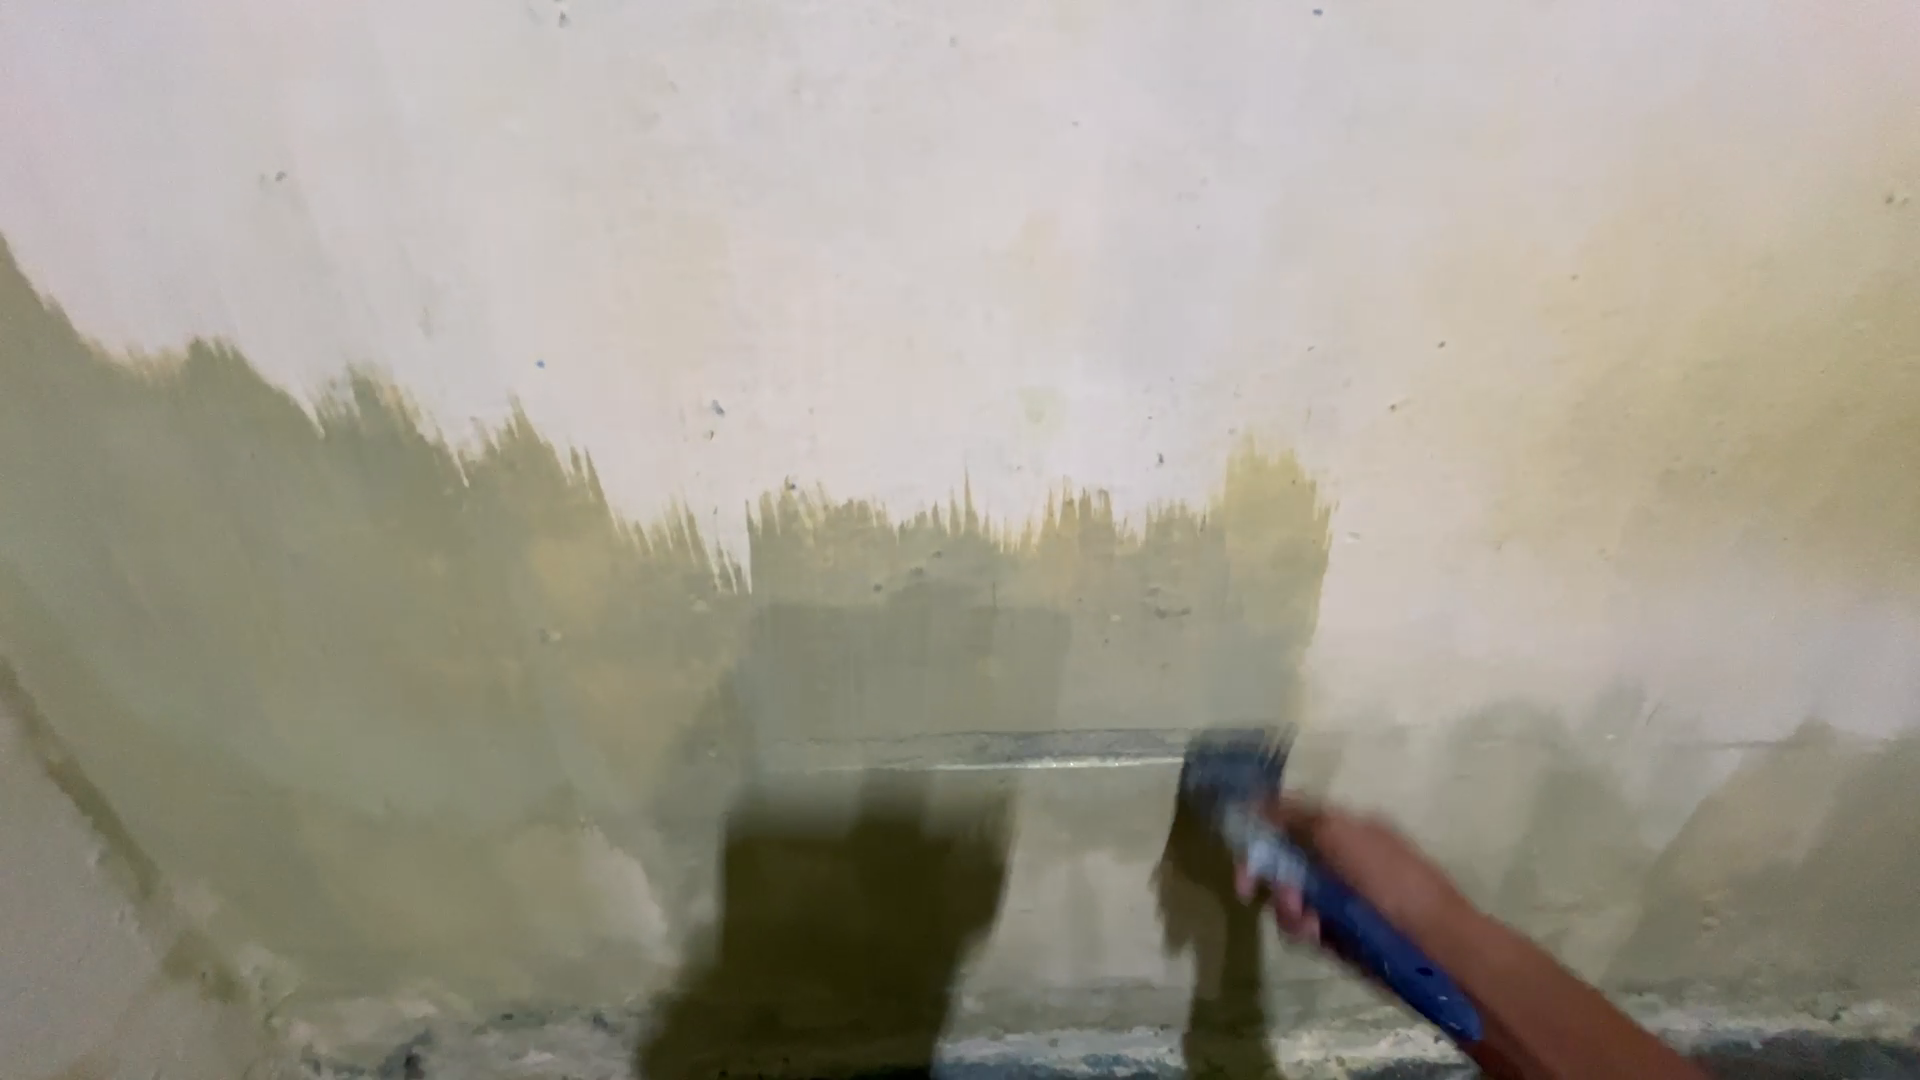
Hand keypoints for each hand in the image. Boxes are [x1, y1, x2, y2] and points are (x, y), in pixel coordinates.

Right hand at [1234, 795, 1471, 950]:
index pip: (1288, 814)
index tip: (1234, 834)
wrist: (1437, 949)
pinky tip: (1314, 934)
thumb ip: (1293, 814)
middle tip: (1249, 887)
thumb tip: (1254, 798)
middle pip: (1280, 856)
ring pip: (1286, 894)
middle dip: (1266, 871)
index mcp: (1343, 827)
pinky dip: (1301, 929)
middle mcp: (1336, 859)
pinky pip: (1300, 926)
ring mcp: (1337, 898)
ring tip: (1304, 919)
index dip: (1258, 822)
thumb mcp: (1338, 831)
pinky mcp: (1336, 934)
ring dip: (1285, 904)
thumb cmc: (1390, 879)